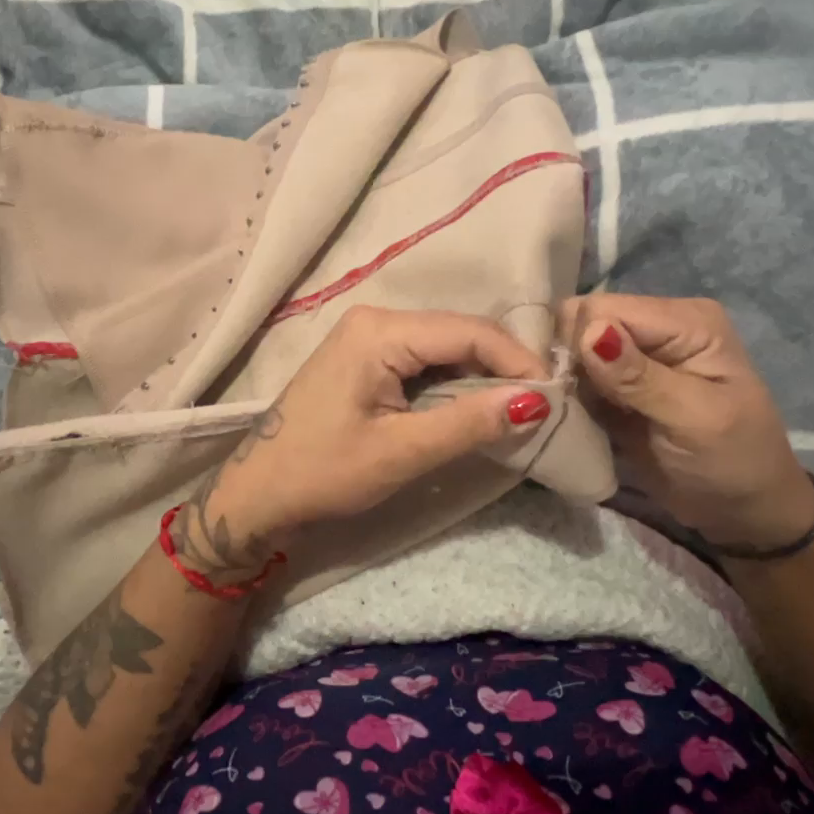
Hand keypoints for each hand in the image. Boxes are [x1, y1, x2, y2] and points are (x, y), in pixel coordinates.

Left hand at [171, 306, 552, 581]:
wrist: (258, 494)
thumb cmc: (322, 473)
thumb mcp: (401, 452)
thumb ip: (468, 421)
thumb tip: (537, 400)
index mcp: (379, 331)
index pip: (469, 331)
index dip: (518, 360)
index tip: (555, 397)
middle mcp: (374, 319)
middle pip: (458, 332)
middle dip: (503, 366)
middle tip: (542, 405)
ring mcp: (367, 335)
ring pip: (445, 345)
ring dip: (481, 374)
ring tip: (518, 408)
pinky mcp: (365, 357)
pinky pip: (424, 358)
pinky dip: (453, 381)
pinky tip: (474, 405)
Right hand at [564, 294, 813, 551]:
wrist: (741, 511)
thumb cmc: (732, 462)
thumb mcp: (694, 420)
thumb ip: (640, 378)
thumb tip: (590, 333)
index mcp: (685, 321)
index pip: (604, 309)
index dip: (580, 343)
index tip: (576, 389)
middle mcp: (656, 327)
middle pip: (581, 322)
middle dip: (568, 360)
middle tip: (573, 404)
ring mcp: (635, 356)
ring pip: (572, 349)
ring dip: (565, 381)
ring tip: (572, 413)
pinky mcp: (617, 385)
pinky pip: (576, 376)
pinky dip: (569, 396)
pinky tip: (574, 417)